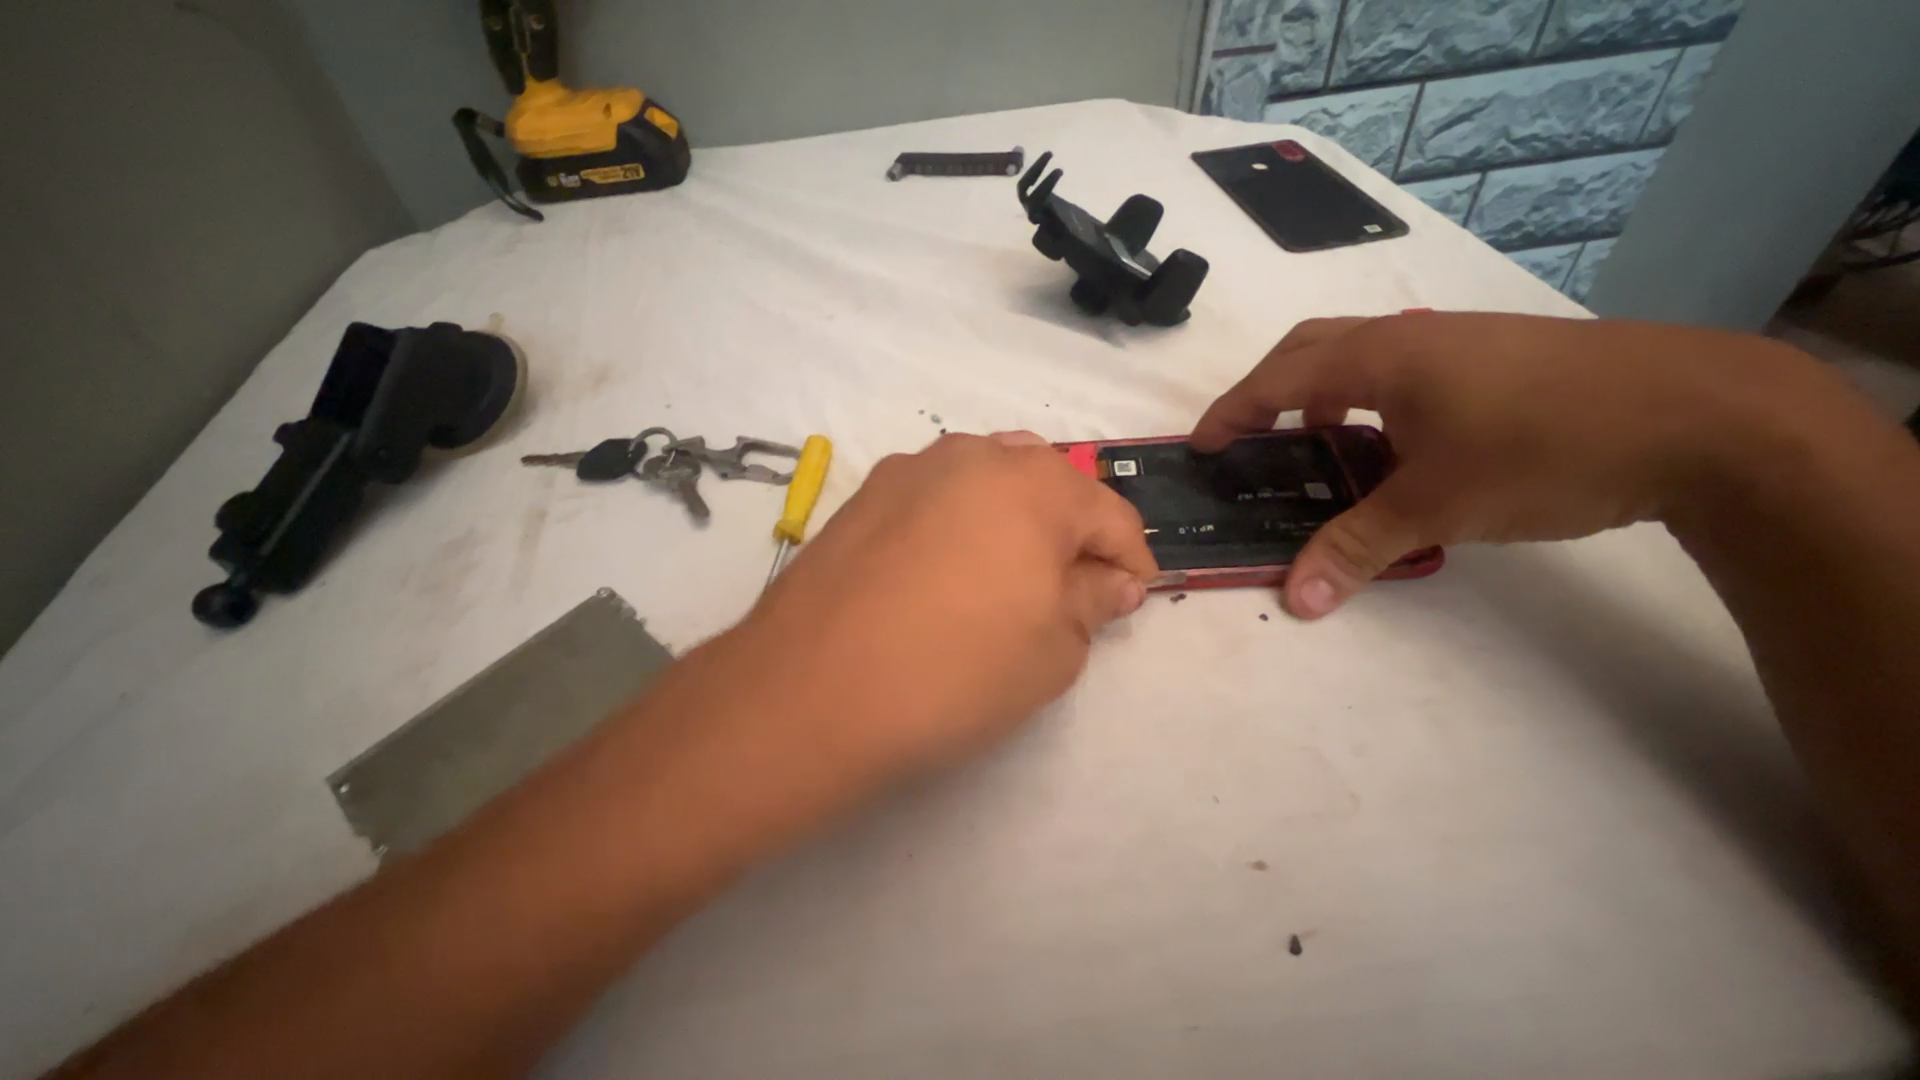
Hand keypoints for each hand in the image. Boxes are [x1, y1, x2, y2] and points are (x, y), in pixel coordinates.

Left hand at [741, 431, 1157, 782]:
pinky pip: (932, 499)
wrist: (809, 693)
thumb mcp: (1051, 653)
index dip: (1130, 560)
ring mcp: (906, 471)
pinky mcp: (860, 499)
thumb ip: (1091, 604)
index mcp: (1033, 484)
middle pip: (1045, 482)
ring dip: (1011, 521)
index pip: (1109, 513)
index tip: (1131, 601)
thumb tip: (1111, 580)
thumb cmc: (954, 672)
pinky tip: (942, 577)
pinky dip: (956, 526)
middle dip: (1070, 530)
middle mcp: (970, 457)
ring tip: (1006, 580)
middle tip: (1069, 590)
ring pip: (983, 481)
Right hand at [1193, 312, 1872, 618]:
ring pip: (1365, 353)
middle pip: (1313, 345)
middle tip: (1252, 434)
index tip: (1202, 443)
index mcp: (1382, 359)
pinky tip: (1405, 446)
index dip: (1233, 410)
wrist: (1702, 414)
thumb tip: (1294, 599)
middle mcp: (1412, 337)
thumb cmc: (1545, 448)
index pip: (1279, 377)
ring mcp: (1461, 340)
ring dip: (1327, 392)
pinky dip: (1378, 399)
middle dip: (1270, 387)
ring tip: (1328, 447)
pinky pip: (1408, 367)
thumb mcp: (1439, 507)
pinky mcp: (1502, 356)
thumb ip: (1358, 548)